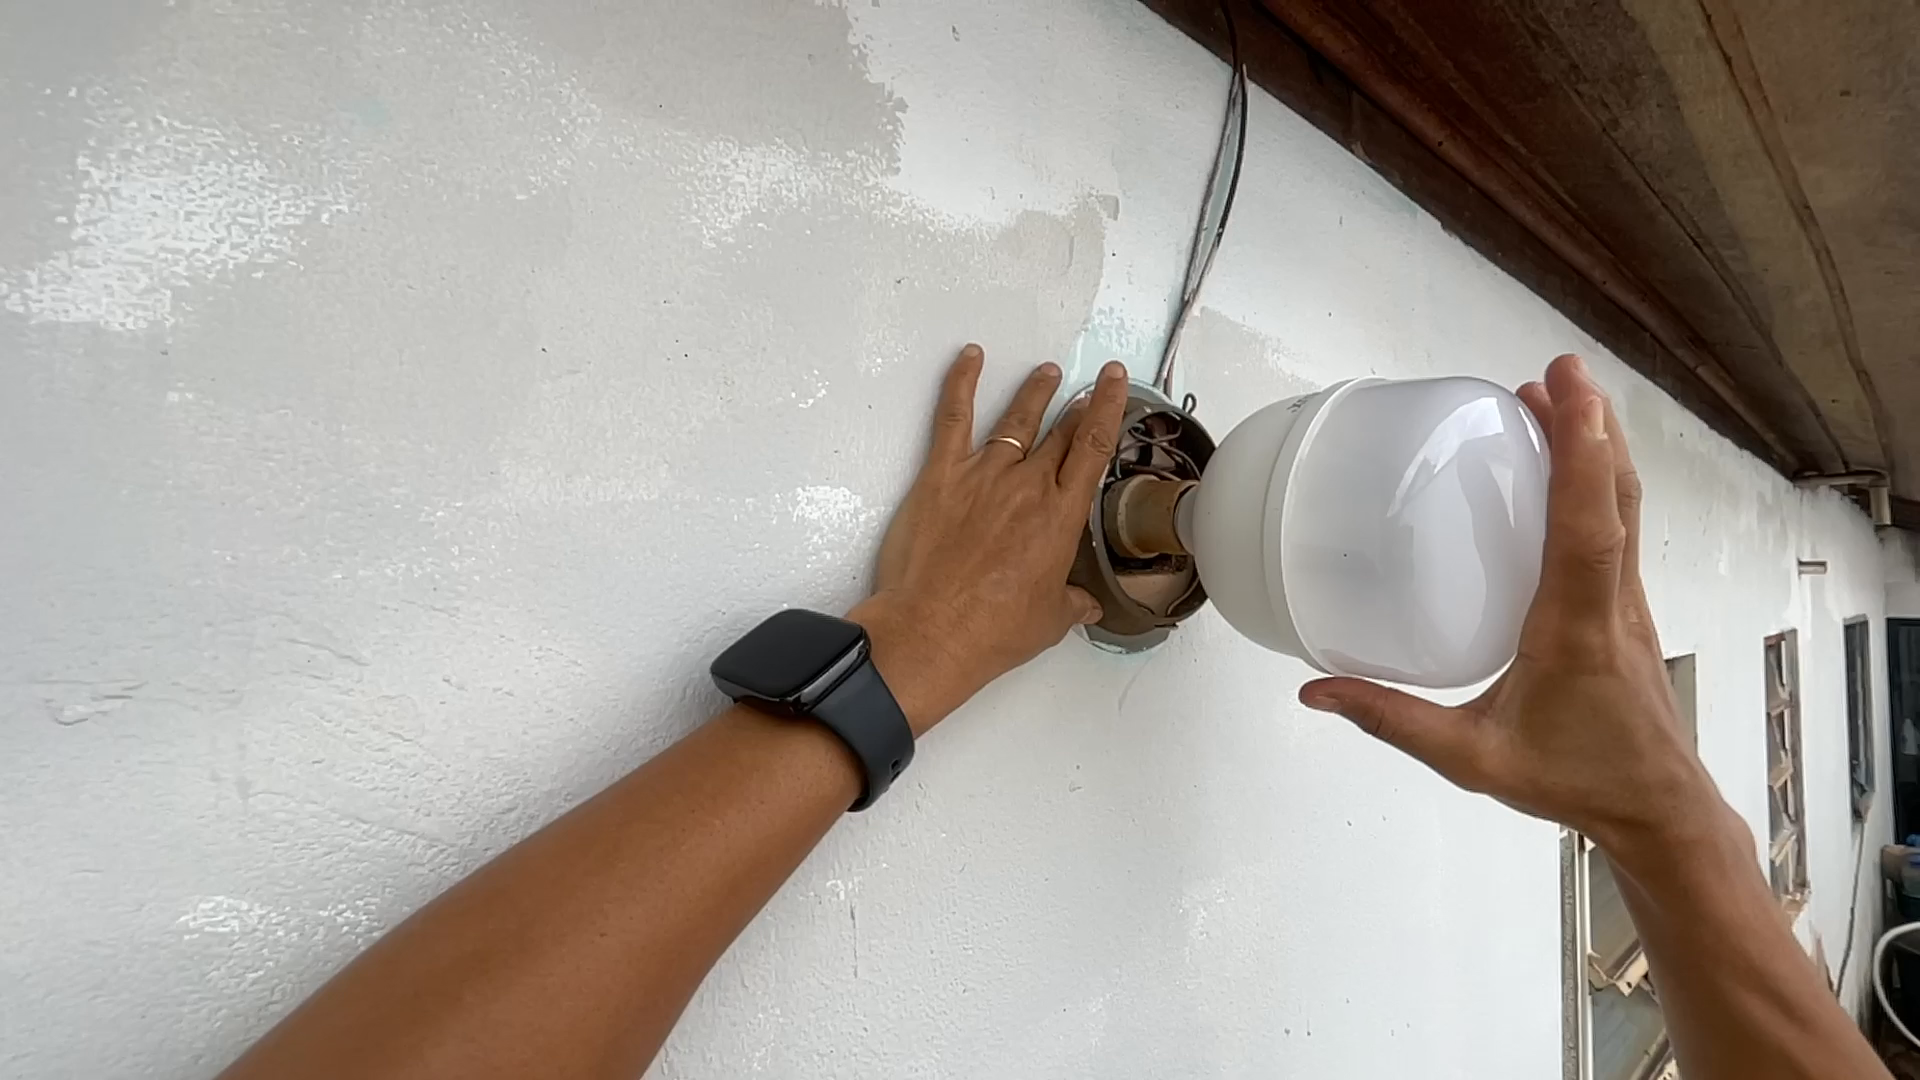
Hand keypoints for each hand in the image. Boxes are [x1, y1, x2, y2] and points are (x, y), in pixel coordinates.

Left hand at [849, 346, 1129, 735]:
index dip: (1107, 408)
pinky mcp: (941, 475)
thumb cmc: (992, 630)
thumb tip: (1086, 605)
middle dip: (1076, 406)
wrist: (933, 631)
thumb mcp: (1048, 621)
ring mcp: (983, 474)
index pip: (1093, 447)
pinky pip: (953, 417)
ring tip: (1046, 373)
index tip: (1114, 382)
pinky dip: (961, 383)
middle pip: (1059, 432)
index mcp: (1060, 516)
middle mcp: (1027, 486)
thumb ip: (1071, 603)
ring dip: (1034, 393)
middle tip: (1086, 388)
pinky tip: (970, 358)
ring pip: (1016, 419)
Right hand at [1300, 354, 1724, 861]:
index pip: (1586, 528)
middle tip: (1551, 375)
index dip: (1577, 455)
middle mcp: (1612, 601)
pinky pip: (1616, 529)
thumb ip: (1389, 719)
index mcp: (1575, 627)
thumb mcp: (1469, 757)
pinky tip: (1561, 473)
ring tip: (1553, 401)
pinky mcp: (1623, 607)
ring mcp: (1627, 602)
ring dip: (1594, 449)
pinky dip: (1594, 484)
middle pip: (1616, 498)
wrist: (1658, 810)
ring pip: (1625, 508)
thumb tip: (1313, 690)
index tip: (1563, 392)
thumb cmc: (1569, 778)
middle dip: (1589, 428)